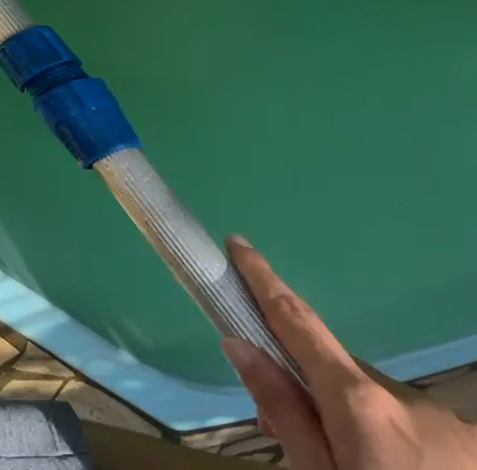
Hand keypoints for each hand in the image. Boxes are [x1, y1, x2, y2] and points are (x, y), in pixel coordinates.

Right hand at [223, 235, 476, 468]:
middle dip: (307, 383)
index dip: (263, 281)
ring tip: (348, 461)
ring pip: (380, 402)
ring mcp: (451, 423)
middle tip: (279, 424)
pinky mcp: (474, 444)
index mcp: (360, 401)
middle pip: (338, 371)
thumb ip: (283, 412)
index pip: (297, 322)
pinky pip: (418, 426)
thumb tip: (238, 345)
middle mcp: (408, 399)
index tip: (239, 244)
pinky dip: (395, 438)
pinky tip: (393, 467)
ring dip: (355, 417)